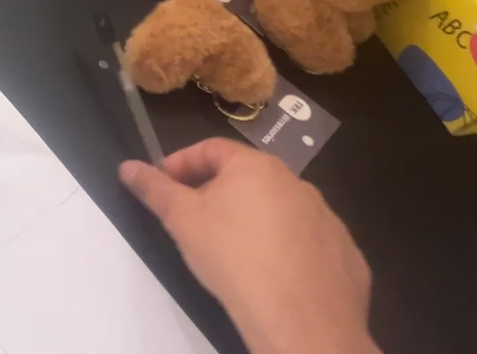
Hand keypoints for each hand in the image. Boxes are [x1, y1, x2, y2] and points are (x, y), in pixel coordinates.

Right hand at [121, 139, 376, 353]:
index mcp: (257, 167)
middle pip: (246, 178)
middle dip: (216, 193)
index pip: (211, 149)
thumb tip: (128, 166)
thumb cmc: (234, 258)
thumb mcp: (181, 219)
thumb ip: (153, 187)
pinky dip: (287, 250)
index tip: (165, 187)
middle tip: (194, 219)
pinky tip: (271, 275)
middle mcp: (298, 185)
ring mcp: (329, 222)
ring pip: (279, 211)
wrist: (303, 326)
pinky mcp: (349, 259)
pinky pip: (308, 244)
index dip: (182, 164)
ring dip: (253, 221)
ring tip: (232, 250)